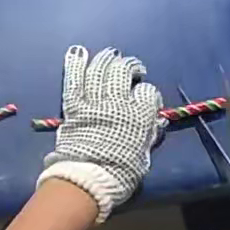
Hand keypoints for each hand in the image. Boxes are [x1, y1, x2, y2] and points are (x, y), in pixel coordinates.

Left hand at [37, 46, 163, 221]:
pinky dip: (74, 63)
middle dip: (128, 65)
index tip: (143, 95)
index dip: (147, 92)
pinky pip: (74, 80)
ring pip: (100, 71)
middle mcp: (118, 103)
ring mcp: (94, 102)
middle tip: (130, 67)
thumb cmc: (119, 173)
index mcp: (139, 116)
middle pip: (123, 72)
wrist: (87, 178)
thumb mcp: (143, 155)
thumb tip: (155, 121)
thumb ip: (148, 134)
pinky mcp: (73, 106)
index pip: (148, 92)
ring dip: (105, 59)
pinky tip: (78, 50)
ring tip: (111, 55)